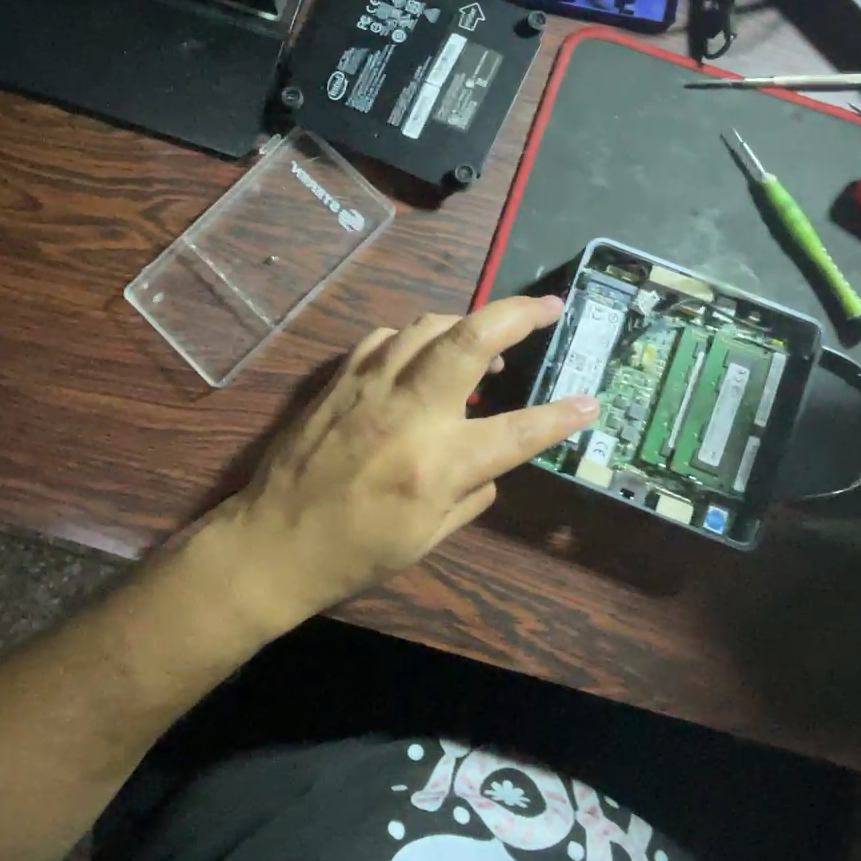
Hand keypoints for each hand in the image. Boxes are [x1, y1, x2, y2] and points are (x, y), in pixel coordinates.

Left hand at [192, 296, 599, 631]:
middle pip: (471, 339)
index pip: (518, 431)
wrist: (270, 543)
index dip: (562, 416)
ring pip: (427, 326)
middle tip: (548, 306)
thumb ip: (472, 495)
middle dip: (518, 313)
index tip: (590, 401)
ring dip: (466, 325)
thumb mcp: (426, 540)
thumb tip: (495, 463)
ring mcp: (368, 388)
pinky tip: (422, 360)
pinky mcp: (338, 379)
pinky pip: (387, 339)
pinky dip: (416, 340)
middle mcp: (407, 414)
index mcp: (436, 466)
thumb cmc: (353, 554)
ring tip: (487, 346)